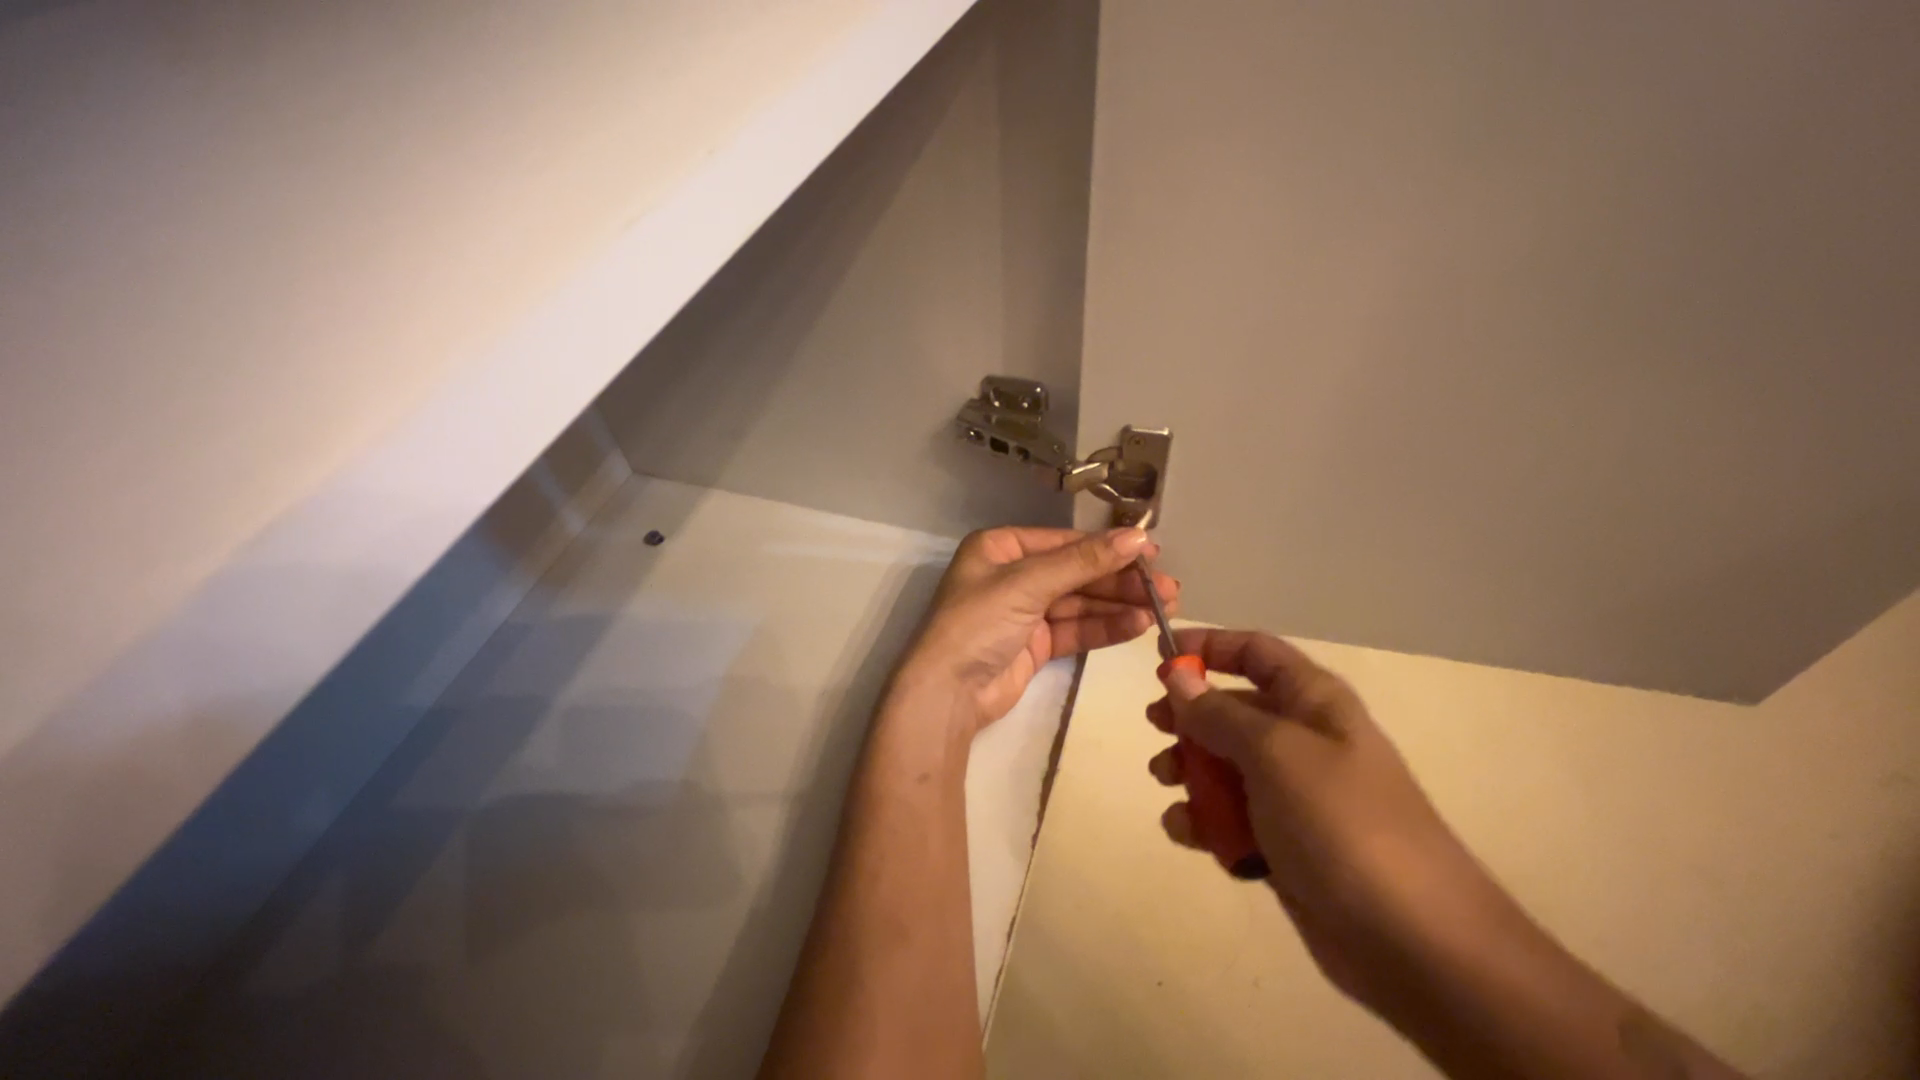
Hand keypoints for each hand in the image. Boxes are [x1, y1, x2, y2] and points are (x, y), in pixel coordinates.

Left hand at [895, 526, 1178, 735]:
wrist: (947, 692)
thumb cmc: (978, 623)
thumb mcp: (1028, 583)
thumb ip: (1084, 562)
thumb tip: (1138, 537)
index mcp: (1000, 548)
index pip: (1064, 543)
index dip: (1108, 547)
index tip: (1152, 552)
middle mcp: (1013, 575)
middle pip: (1077, 573)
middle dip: (1121, 581)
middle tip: (1168, 587)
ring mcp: (1025, 612)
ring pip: (1081, 603)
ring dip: (1120, 605)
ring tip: (1165, 608)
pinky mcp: (1036, 645)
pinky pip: (1077, 629)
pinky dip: (1106, 627)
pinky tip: (1139, 626)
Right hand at [1145, 628, 1515, 1012]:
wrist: (1411, 938)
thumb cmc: (1342, 823)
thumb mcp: (1275, 753)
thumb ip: (1219, 714)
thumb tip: (1178, 678)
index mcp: (1314, 703)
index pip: (1256, 652)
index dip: (1208, 647)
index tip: (1158, 659)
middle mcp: (1304, 741)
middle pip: (1234, 709)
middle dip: (1190, 716)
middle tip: (1154, 728)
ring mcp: (1294, 796)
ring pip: (1225, 767)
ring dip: (1190, 771)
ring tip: (1167, 785)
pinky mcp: (1283, 846)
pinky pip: (1231, 819)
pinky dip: (1205, 822)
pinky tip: (1188, 834)